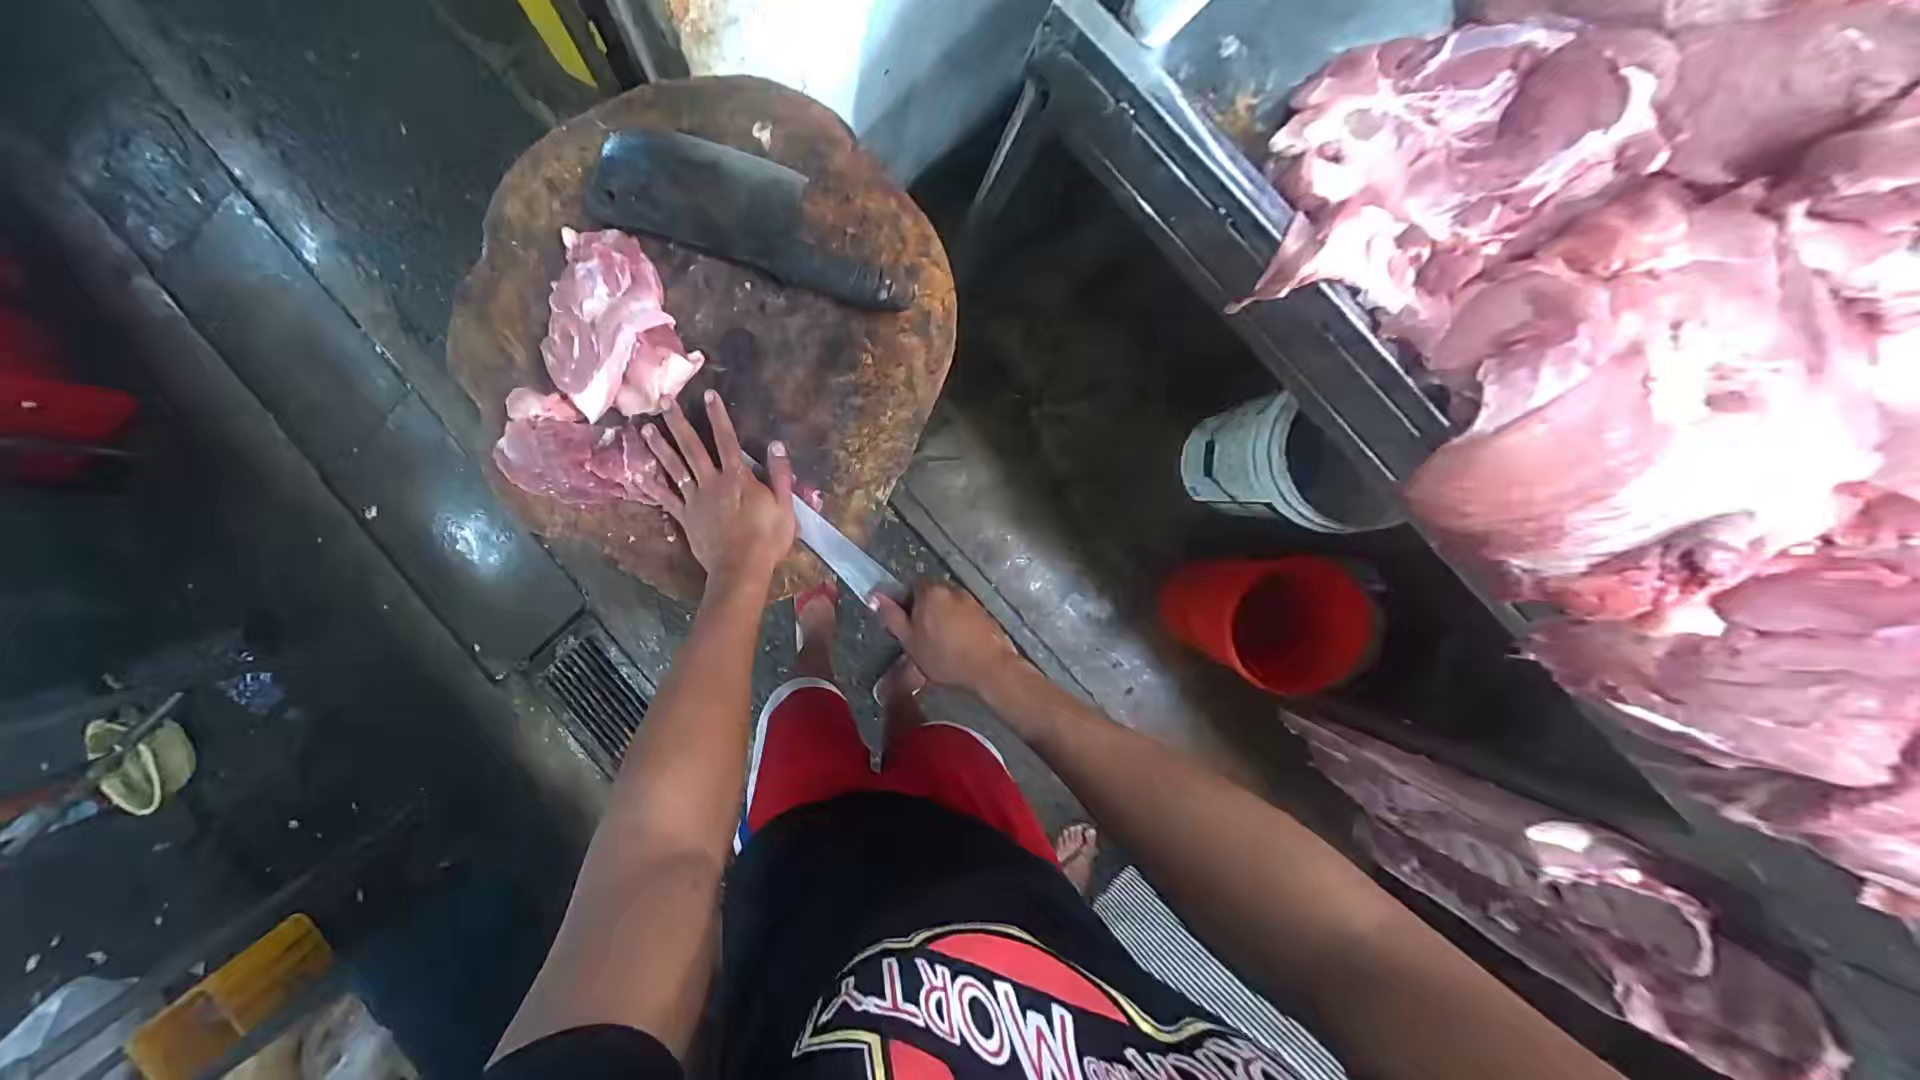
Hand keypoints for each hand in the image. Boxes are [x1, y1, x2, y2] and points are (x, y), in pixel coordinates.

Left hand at [638, 390, 794, 589]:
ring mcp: (695, 500)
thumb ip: (780, 474)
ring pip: (674, 467)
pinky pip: (666, 498)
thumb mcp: (785, 506)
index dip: (718, 416)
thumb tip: (776, 444)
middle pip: (692, 447)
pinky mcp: (685, 517)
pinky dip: (652, 486)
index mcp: (737, 477)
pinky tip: (639, 474)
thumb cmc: (768, 538)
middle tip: (664, 401)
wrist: (741, 569)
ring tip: (646, 428)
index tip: (709, 394)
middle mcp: (712, 482)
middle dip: (679, 423)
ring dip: (660, 447)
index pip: (727, 440)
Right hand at [872, 582, 1022, 692]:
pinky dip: (959, 628)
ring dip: (943, 621)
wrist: (989, 667)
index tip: (907, 629)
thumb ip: (892, 617)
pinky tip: (960, 647)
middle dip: (925, 614)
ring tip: (943, 647)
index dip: (906, 608)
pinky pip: (964, 617)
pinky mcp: (985, 613)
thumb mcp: (910, 641)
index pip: (910, 589)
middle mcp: (951, 589)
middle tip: (922, 640)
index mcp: (930, 591)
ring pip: (948, 608)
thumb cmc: (943, 656)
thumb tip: (876, 595)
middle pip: (931, 597)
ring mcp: (971, 600)